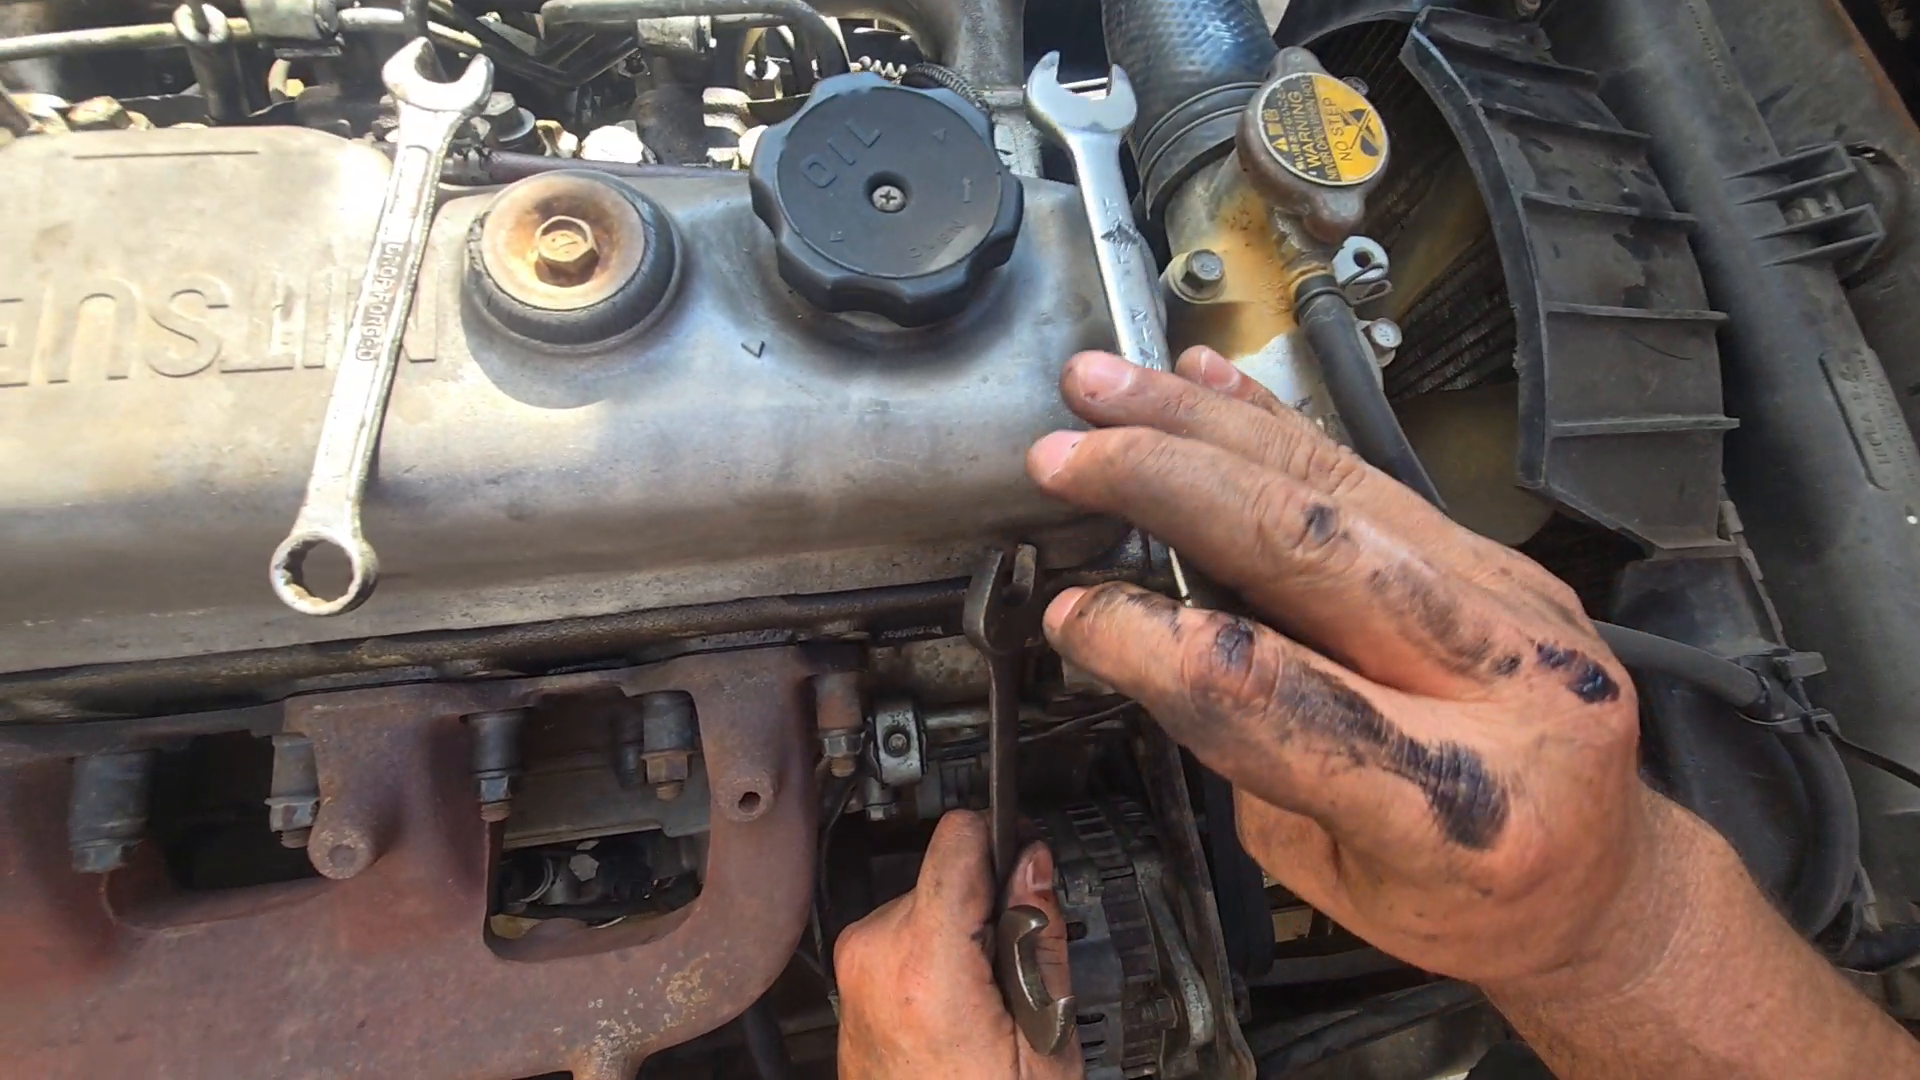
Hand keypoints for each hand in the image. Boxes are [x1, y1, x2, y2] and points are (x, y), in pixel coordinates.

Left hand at [835, 811, 1083, 1079]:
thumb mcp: (1043, 1041)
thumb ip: (1039, 937)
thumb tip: (1033, 863)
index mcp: (927, 966)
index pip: (956, 840)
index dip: (998, 839)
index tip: (1019, 857)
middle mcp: (877, 952)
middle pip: (948, 870)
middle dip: (985, 904)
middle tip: (1007, 971)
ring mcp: (857, 962)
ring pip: (929, 897)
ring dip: (959, 929)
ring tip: (979, 998)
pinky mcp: (853, 972)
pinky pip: (906, 926)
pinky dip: (935, 948)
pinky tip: (951, 1003)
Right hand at [1024, 347, 1654, 991]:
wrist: (1603, 876)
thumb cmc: (1454, 901)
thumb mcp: (1319, 861)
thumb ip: (1237, 739)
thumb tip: (1141, 630)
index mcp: (1453, 801)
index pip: (1264, 690)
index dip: (1147, 643)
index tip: (1069, 612)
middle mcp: (1501, 678)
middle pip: (1304, 546)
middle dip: (1164, 486)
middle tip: (1065, 458)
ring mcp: (1506, 594)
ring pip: (1325, 479)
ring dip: (1198, 424)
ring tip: (1107, 386)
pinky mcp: (1486, 548)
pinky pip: (1359, 465)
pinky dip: (1266, 418)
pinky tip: (1203, 379)